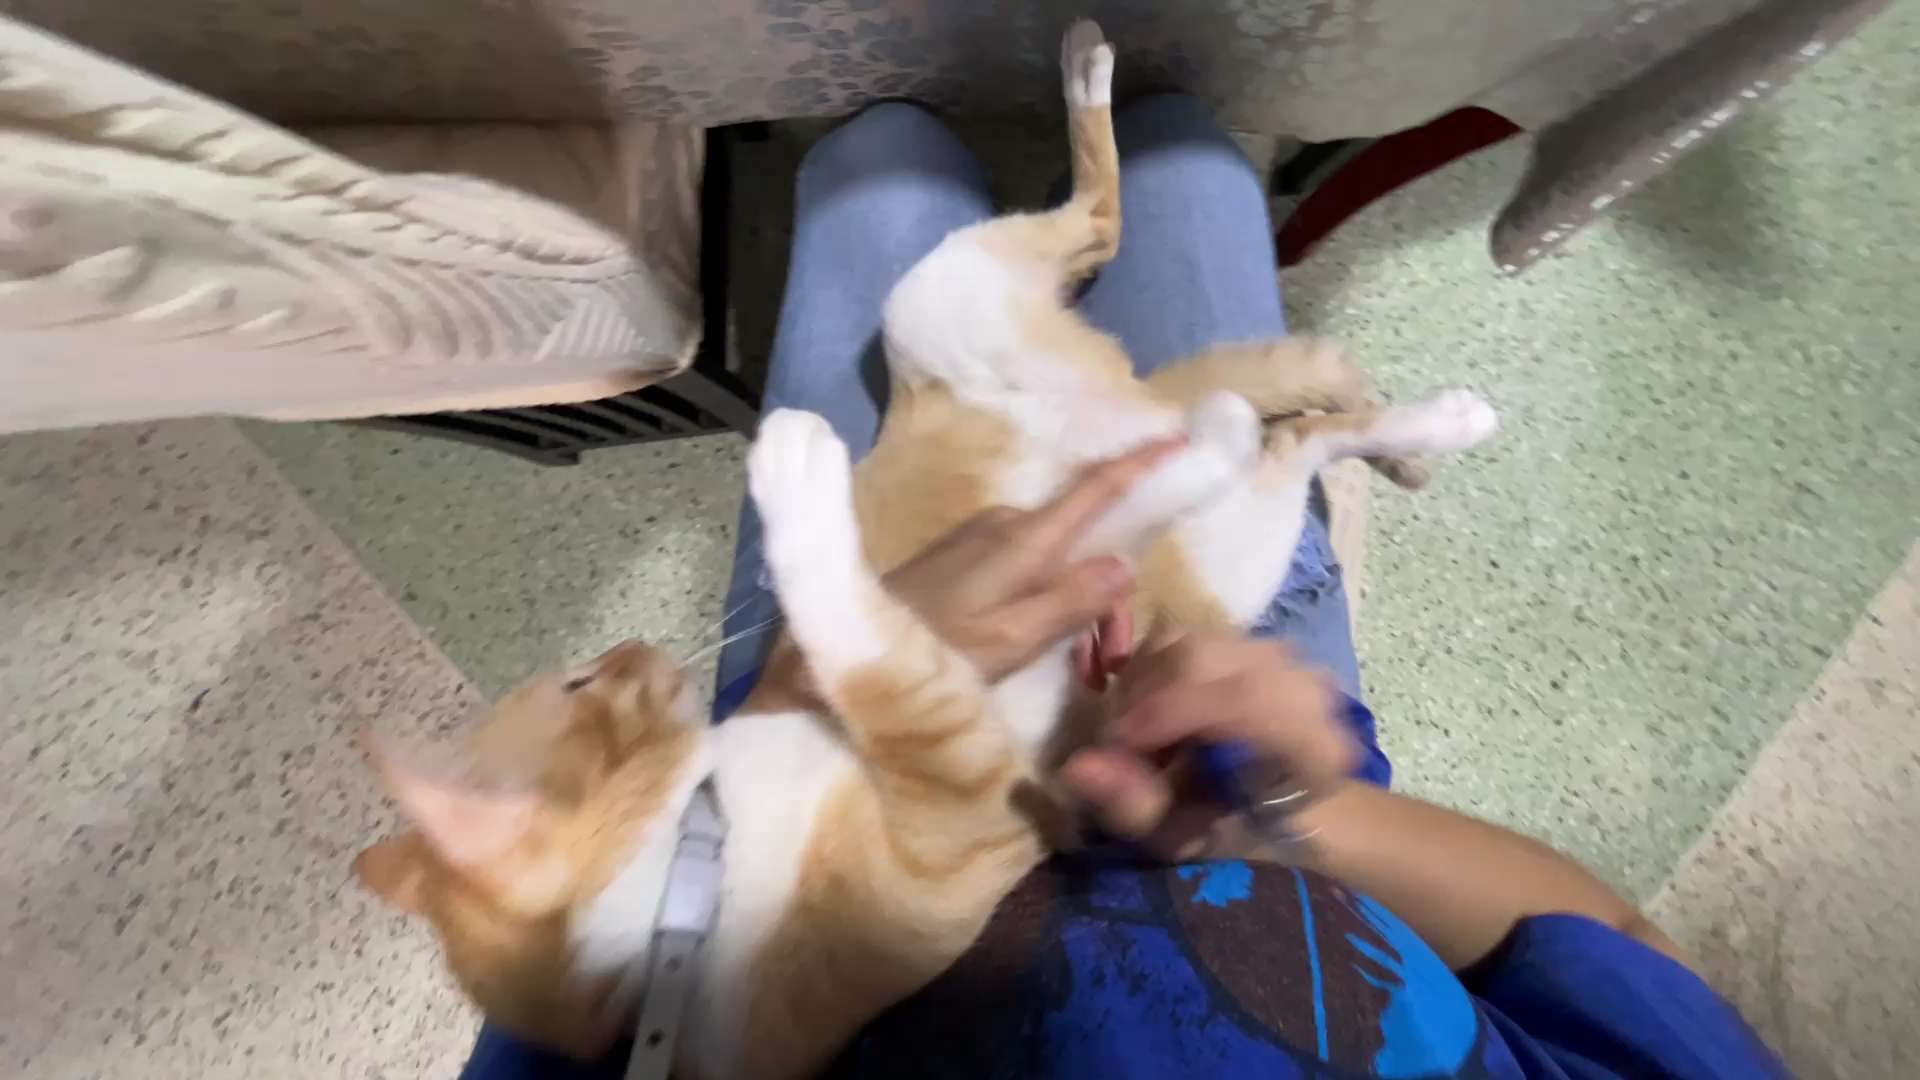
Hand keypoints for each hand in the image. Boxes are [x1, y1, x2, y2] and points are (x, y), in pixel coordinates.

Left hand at [883, 439, 1179, 681]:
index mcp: (1022, 539)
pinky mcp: (962, 549)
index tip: (1181, 440)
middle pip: (1079, 527)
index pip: (1093, 489)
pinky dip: (1044, 582)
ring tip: (1072, 649)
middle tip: (1108, 643)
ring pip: (1051, 545)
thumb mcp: (1009, 640)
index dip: (1140, 464)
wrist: (855, 641)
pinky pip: (1024, 553)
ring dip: (1073, 584)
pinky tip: (1032, 624)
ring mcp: (979, 532)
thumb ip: (1068, 602)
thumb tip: (1123, 562)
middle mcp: (1004, 521)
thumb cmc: (934, 648)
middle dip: (1107, 567)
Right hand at [1060, 631, 1358, 858]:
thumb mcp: (1182, 836)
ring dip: (1143, 680)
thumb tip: (1077, 767)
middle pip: (1204, 658)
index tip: (1117, 740)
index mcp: (1316, 745)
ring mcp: (1281, 654)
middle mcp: (1306, 686)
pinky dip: (1150, 663)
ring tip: (1135, 727)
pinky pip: (1183, 634)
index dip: (1167, 711)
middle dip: (1143, 695)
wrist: (1280, 806)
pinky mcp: (1252, 638)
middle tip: (1117, 739)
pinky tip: (1146, 701)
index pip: (1242, 699)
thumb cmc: (1235, 831)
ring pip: (1186, 641)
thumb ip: (1134, 805)